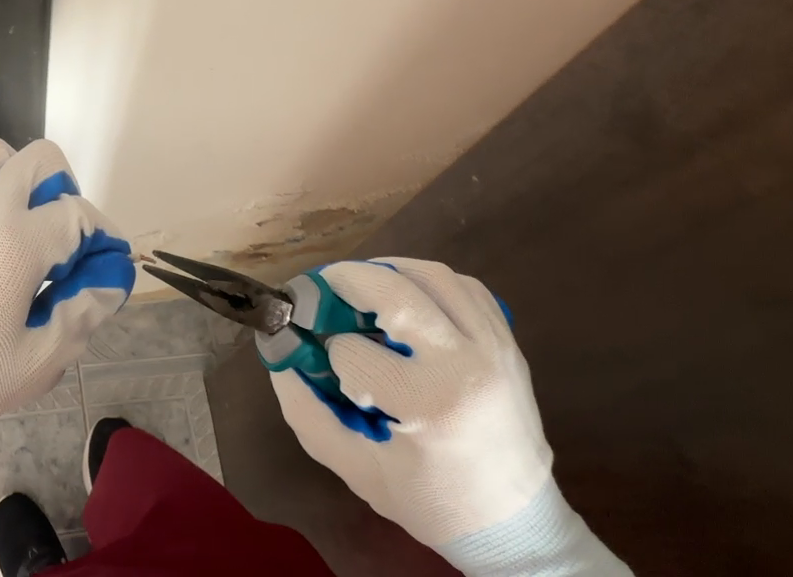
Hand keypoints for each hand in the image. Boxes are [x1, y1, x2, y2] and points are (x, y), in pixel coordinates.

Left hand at [0, 137, 133, 529]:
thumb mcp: (41, 358)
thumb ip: (85, 310)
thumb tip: (112, 276)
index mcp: (17, 242)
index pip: (78, 215)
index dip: (99, 236)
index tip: (102, 259)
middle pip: (42, 159)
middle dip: (61, 192)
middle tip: (58, 234)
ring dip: (14, 177)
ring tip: (16, 218)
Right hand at [265, 258, 629, 576]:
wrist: (513, 522)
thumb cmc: (429, 498)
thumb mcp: (355, 467)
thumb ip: (306, 410)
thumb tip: (279, 357)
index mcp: (428, 404)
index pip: (354, 351)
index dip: (329, 354)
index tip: (325, 366)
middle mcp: (466, 365)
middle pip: (397, 290)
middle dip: (347, 280)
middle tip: (323, 288)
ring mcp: (494, 348)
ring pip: (434, 276)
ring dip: (388, 271)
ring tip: (362, 288)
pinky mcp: (508, 343)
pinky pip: (465, 287)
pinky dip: (429, 282)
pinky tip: (408, 299)